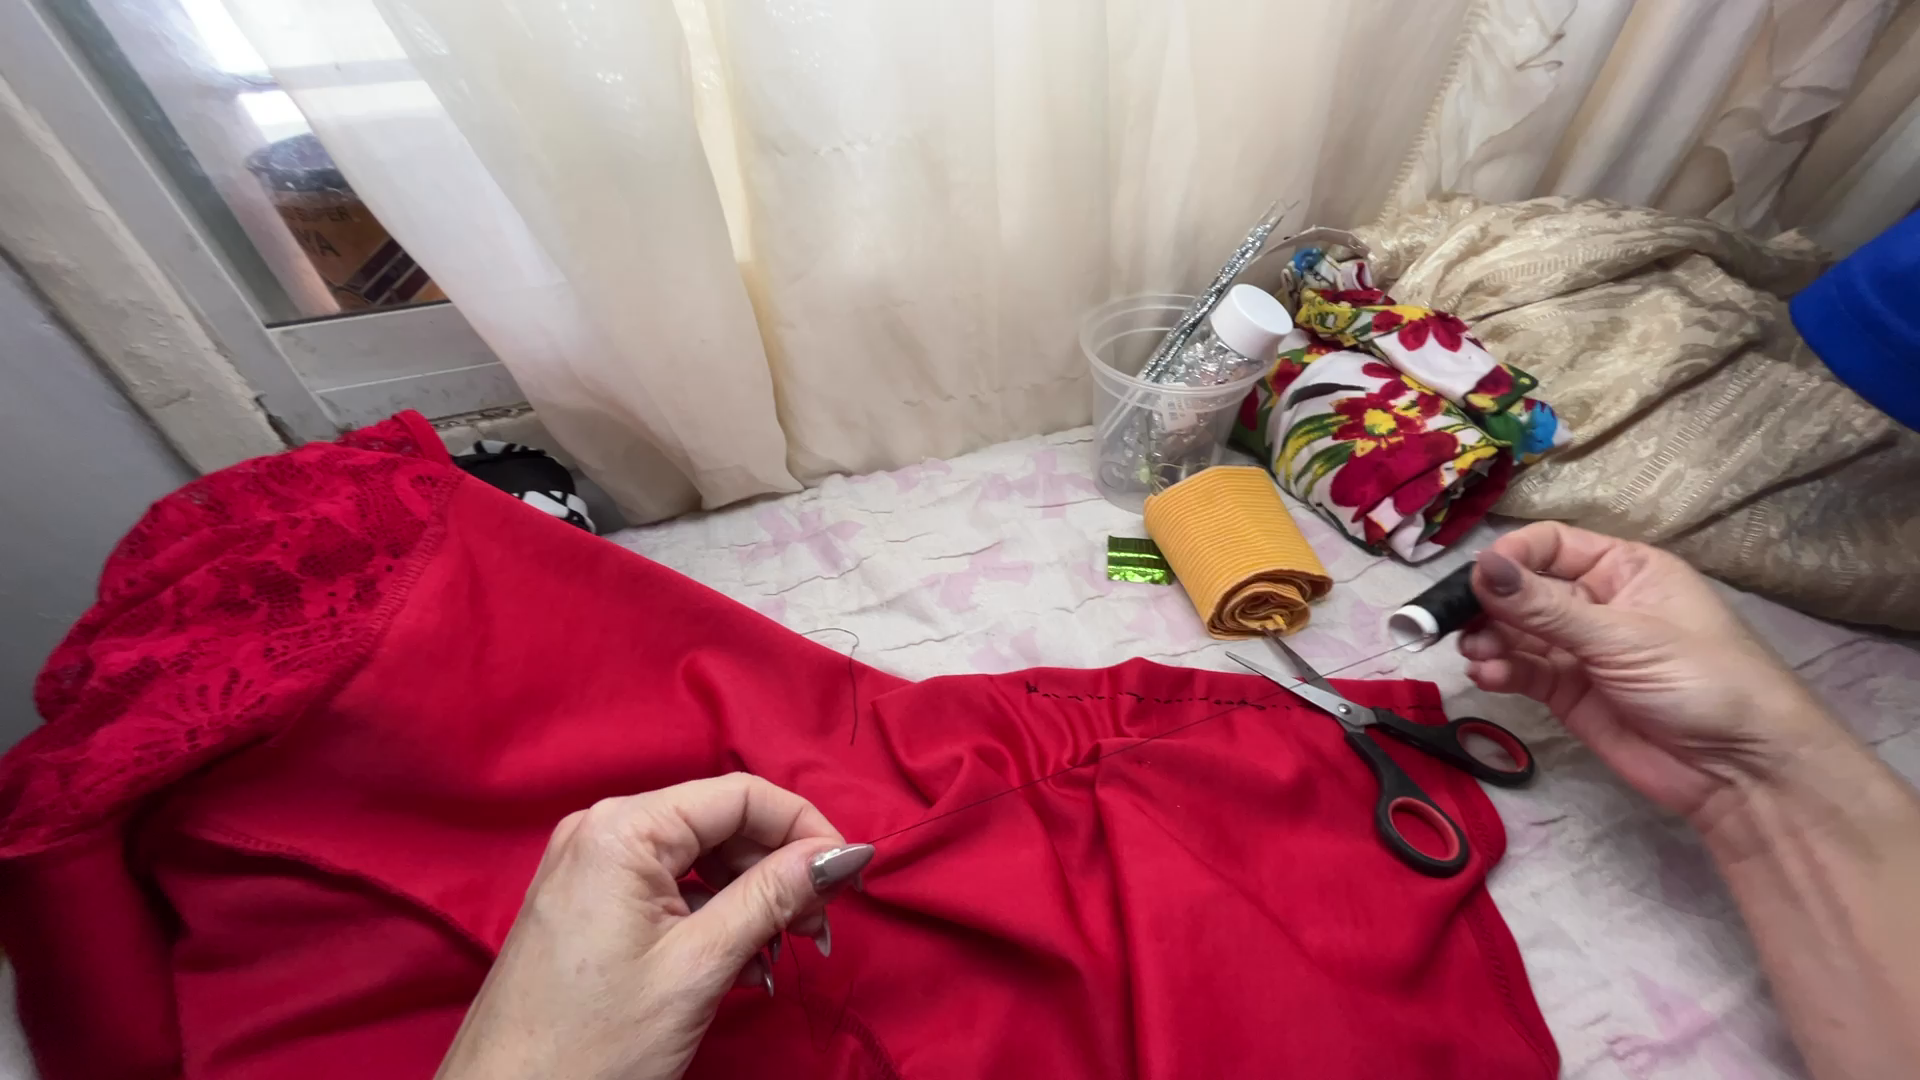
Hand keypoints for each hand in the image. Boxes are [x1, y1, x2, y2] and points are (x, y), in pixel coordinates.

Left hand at [435, 774, 873, 1079]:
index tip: (848, 874)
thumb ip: (776, 895)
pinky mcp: (592, 899)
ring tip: (785, 952)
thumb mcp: (699, 965)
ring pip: (705, 857)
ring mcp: (594, 863)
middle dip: (781, 871)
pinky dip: (717, 917)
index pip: (743, 796)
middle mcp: (606, 827)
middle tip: (820, 926)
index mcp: (625, 826)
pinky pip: (675, 886)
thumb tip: (847, 852)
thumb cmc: (591, 1052)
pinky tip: (745, 962)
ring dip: (754, 899)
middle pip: (725, 825)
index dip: (805, 827)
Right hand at [1458, 522, 1844, 827]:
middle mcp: (1593, 603)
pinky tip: (1489, 678)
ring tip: (1479, 656)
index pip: (1548, 545)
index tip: (1476, 580)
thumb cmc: (1705, 683)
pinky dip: (1495, 671)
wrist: (1745, 776)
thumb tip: (1478, 567)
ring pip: (1509, 630)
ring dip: (1486, 641)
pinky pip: (1515, 668)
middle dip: (1485, 607)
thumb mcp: (1622, 638)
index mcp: (1622, 571)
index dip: (1510, 557)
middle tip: (1455, 626)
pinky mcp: (1561, 688)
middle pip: (1518, 589)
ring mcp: (1575, 648)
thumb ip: (1542, 606)